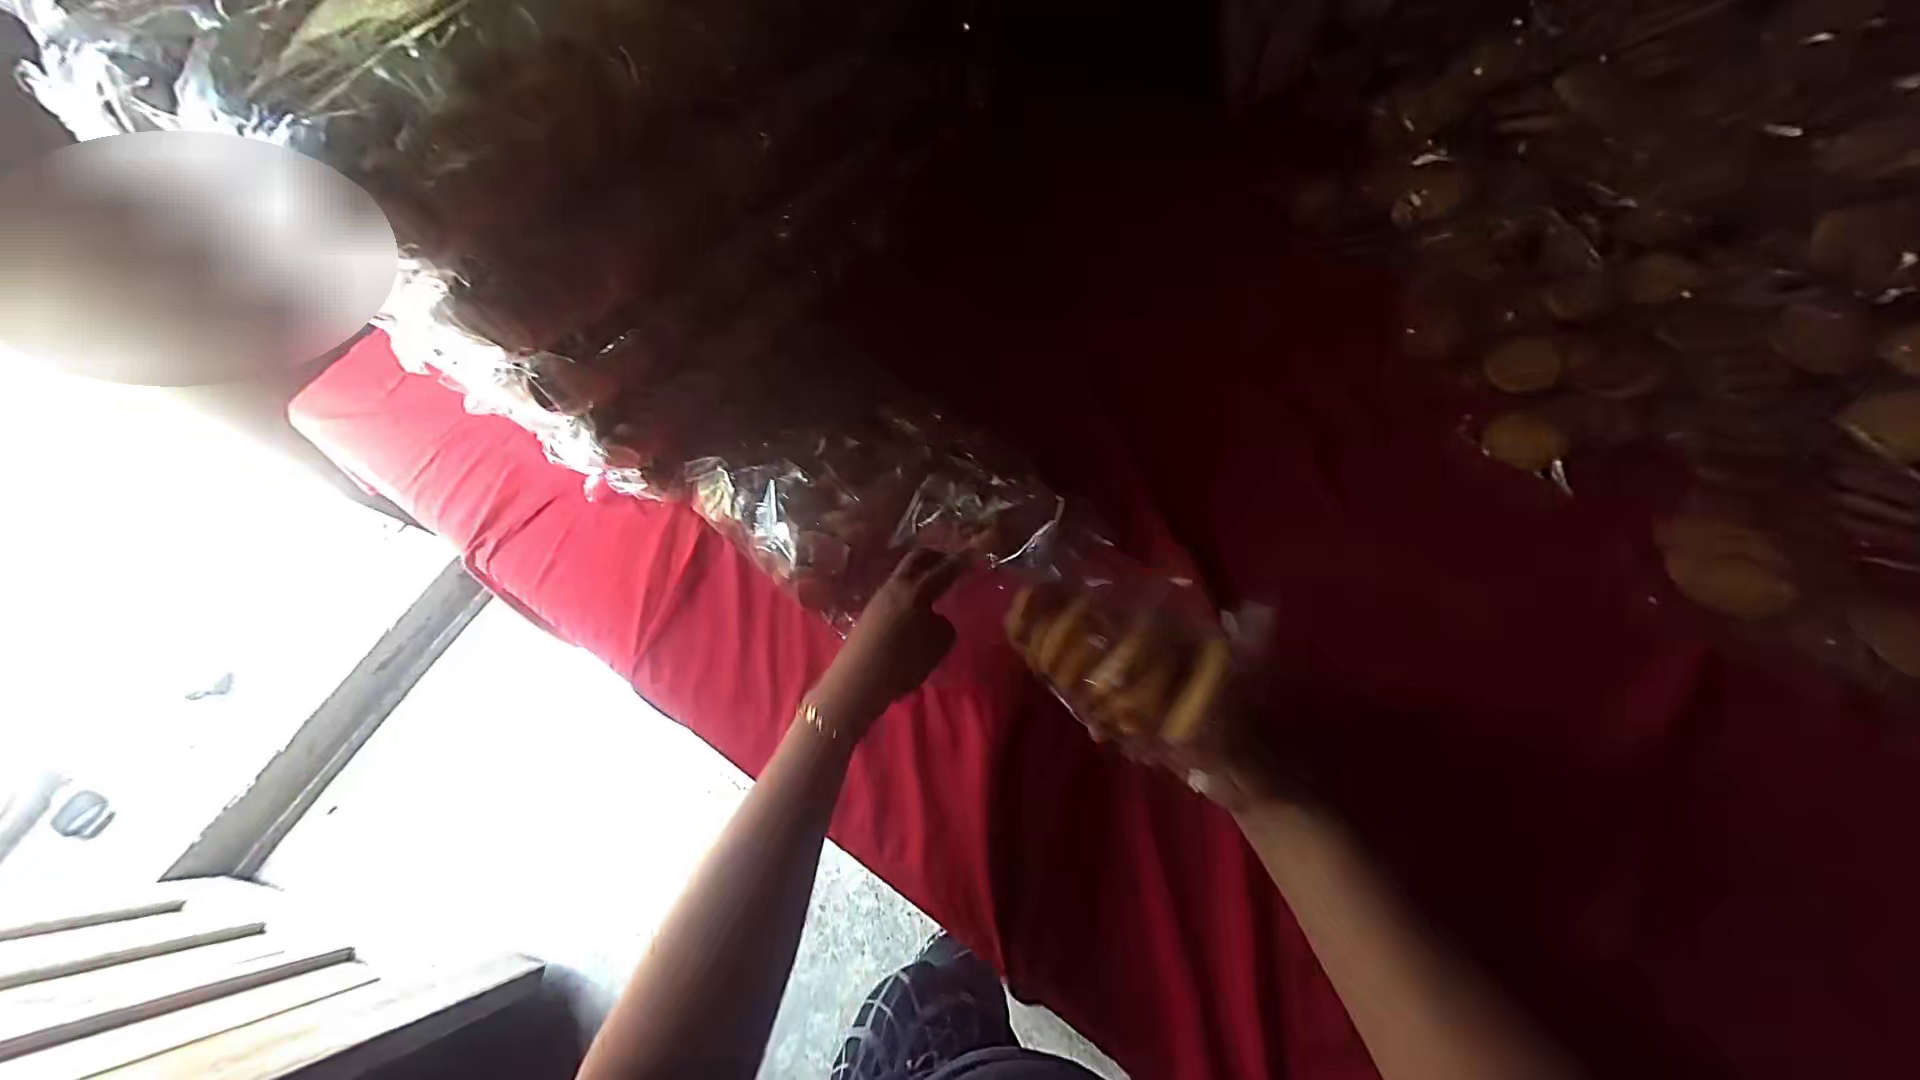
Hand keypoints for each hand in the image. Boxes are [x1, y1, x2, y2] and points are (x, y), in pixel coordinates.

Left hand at [806, 549, 964, 738]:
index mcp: (917, 590)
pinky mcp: (870, 610)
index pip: (946, 568)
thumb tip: (937, 616)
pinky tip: (916, 607)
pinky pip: (895, 590)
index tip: (976, 554)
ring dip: (921, 573)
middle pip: (917, 558)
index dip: (963, 560)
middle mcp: (896, 585)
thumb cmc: (904, 662)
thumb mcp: (938, 645)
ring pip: (903, 573)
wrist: (859, 680)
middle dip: (936, 556)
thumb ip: (943, 624)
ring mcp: (879, 596)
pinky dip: (910, 590)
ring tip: (935, 587)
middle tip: (952, 563)